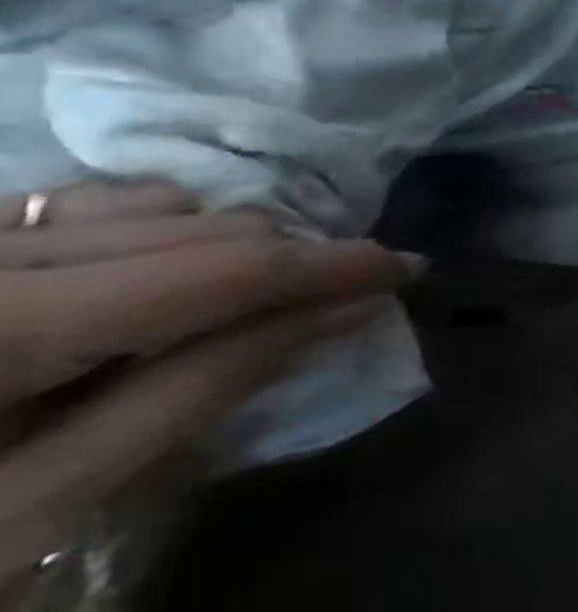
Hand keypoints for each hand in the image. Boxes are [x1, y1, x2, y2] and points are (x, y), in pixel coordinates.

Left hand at [0, 180, 420, 586]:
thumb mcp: (30, 509)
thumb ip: (195, 394)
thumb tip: (338, 314)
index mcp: (0, 322)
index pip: (228, 270)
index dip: (333, 266)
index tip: (411, 267)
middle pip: (203, 228)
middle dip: (286, 263)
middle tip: (335, 300)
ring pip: (160, 202)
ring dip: (229, 245)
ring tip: (241, 298)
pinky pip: (92, 195)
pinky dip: (159, 228)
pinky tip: (154, 276)